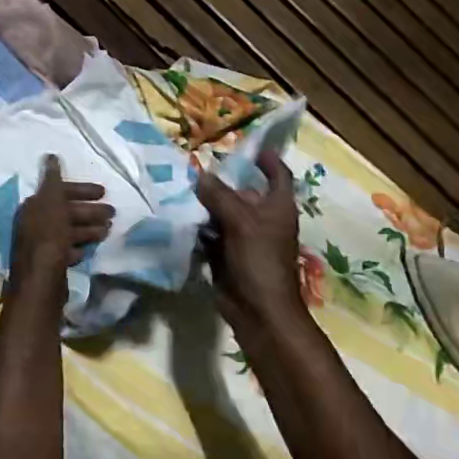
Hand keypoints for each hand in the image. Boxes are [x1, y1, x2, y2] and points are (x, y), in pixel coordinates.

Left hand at [11, 155, 111, 285]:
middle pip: (66, 212)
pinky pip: (68, 249)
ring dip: (88, 228)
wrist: (41, 281)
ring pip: (69, 230)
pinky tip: (91, 248)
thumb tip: (50, 156)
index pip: (59, 191)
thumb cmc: (49, 237)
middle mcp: (35, 223)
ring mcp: (42, 245)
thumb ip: (52, 180)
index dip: (82, 190)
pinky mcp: (50, 263)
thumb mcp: (52, 202)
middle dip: (90, 211)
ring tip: (108, 231)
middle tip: (112, 213)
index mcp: (34, 207)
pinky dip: (80, 245)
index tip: (103, 192)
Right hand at [196, 151, 301, 326]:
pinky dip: (199, 230)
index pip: (278, 175)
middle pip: (243, 194)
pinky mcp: (229, 257)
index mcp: (278, 206)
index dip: (268, 160)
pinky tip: (180, 220)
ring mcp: (246, 240)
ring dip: (205, 207)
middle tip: (193, 170)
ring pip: (224, 216)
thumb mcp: (241, 222)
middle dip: (221, 184)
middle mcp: (264, 220)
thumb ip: (220, 196)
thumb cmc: (259, 260)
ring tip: (179, 192)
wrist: (258, 310)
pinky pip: (212, 237)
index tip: (250, 147)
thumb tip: (202, 176)